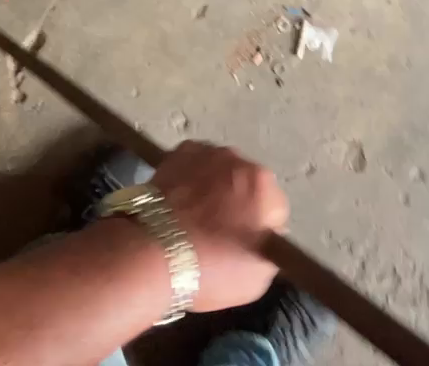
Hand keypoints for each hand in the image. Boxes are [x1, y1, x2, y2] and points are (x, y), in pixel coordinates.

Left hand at [152, 141, 287, 311]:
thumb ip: (270, 248)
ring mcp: (206, 151)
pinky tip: (181, 201)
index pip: (276, 211)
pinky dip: (192, 178)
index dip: (263, 232)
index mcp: (265, 185)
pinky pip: (195, 165)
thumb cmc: (210, 268)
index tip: (246, 248)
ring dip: (216, 188)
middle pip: (249, 184)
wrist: (152, 251)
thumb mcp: (258, 277)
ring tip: (196, 217)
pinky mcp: (177, 152)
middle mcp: (239, 158)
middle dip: (240, 203)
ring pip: (221, 171)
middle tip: (220, 232)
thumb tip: (261, 236)